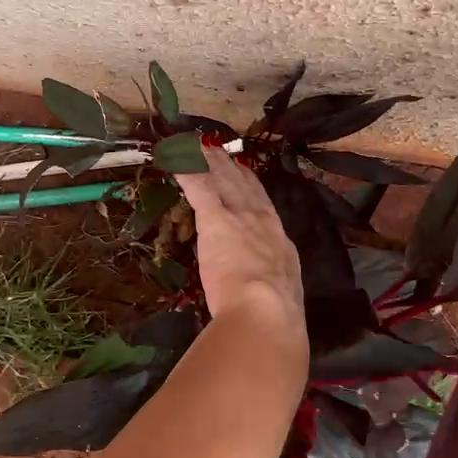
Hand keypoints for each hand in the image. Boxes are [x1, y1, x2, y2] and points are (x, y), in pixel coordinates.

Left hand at [176, 147, 303, 326]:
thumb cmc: (274, 310)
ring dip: (208, 161)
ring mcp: (238, 216)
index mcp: (278, 239)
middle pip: (242, 184)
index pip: (263, 203)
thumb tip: (267, 286)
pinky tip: (174, 162)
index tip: (243, 170)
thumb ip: (271, 280)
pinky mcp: (214, 218)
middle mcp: (261, 220)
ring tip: (196, 147)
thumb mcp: (282, 290)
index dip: (251, 185)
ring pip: (222, 179)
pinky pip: (198, 187)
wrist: (266, 309)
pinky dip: (186, 172)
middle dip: (227, 165)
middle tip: (214, 148)